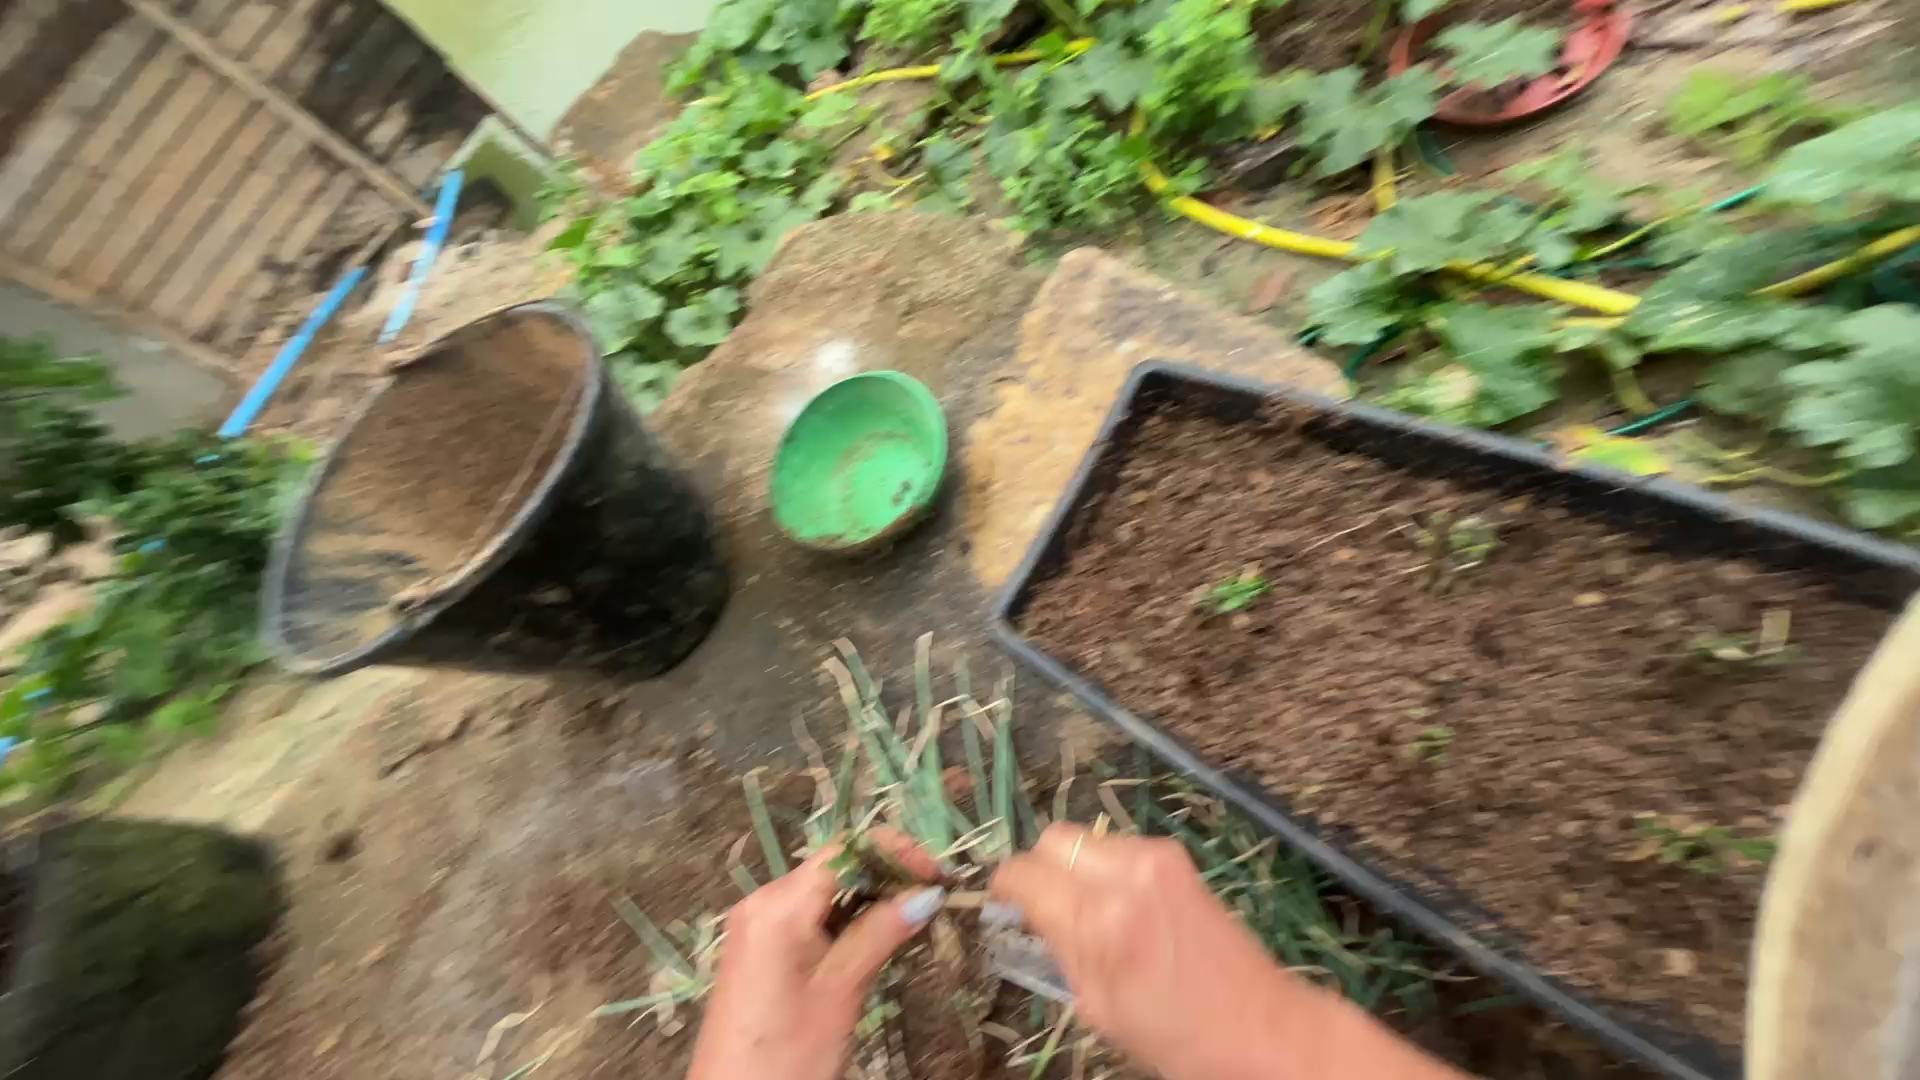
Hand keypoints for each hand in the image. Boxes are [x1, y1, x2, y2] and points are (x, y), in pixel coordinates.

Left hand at [688, 830, 947, 1079]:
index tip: (934, 875)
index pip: (845, 851)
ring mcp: (756, 924)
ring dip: (868, 896)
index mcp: (779, 904)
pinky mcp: (758, 947)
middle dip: (884, 874)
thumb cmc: (788, 1056)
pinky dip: (844, 917)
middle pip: (835, 867)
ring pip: (824, 890)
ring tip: (910, 914)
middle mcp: (762, 900)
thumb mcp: (842, 990)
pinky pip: (808, 914)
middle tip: (930, 896)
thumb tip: (928, 892)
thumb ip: (882, 931)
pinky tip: (873, 933)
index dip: (893, 852)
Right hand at [992, 823, 1468, 1079]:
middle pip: (1051, 838)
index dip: (1005, 884)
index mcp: (1099, 921)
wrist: (1261, 1026)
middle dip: (1039, 866)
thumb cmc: (1174, 1036)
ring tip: (1088, 905)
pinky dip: (1104, 866)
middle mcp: (1123, 874)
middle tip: (1044, 901)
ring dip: (1073, 866)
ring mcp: (1153, 856)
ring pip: (1083, 837)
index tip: (1003, 898)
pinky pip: (1116, 845)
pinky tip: (1122, 901)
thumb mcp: (1097, 1005)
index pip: (1024, 873)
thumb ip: (1057, 947)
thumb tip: (1026, 909)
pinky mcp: (1173, 853)